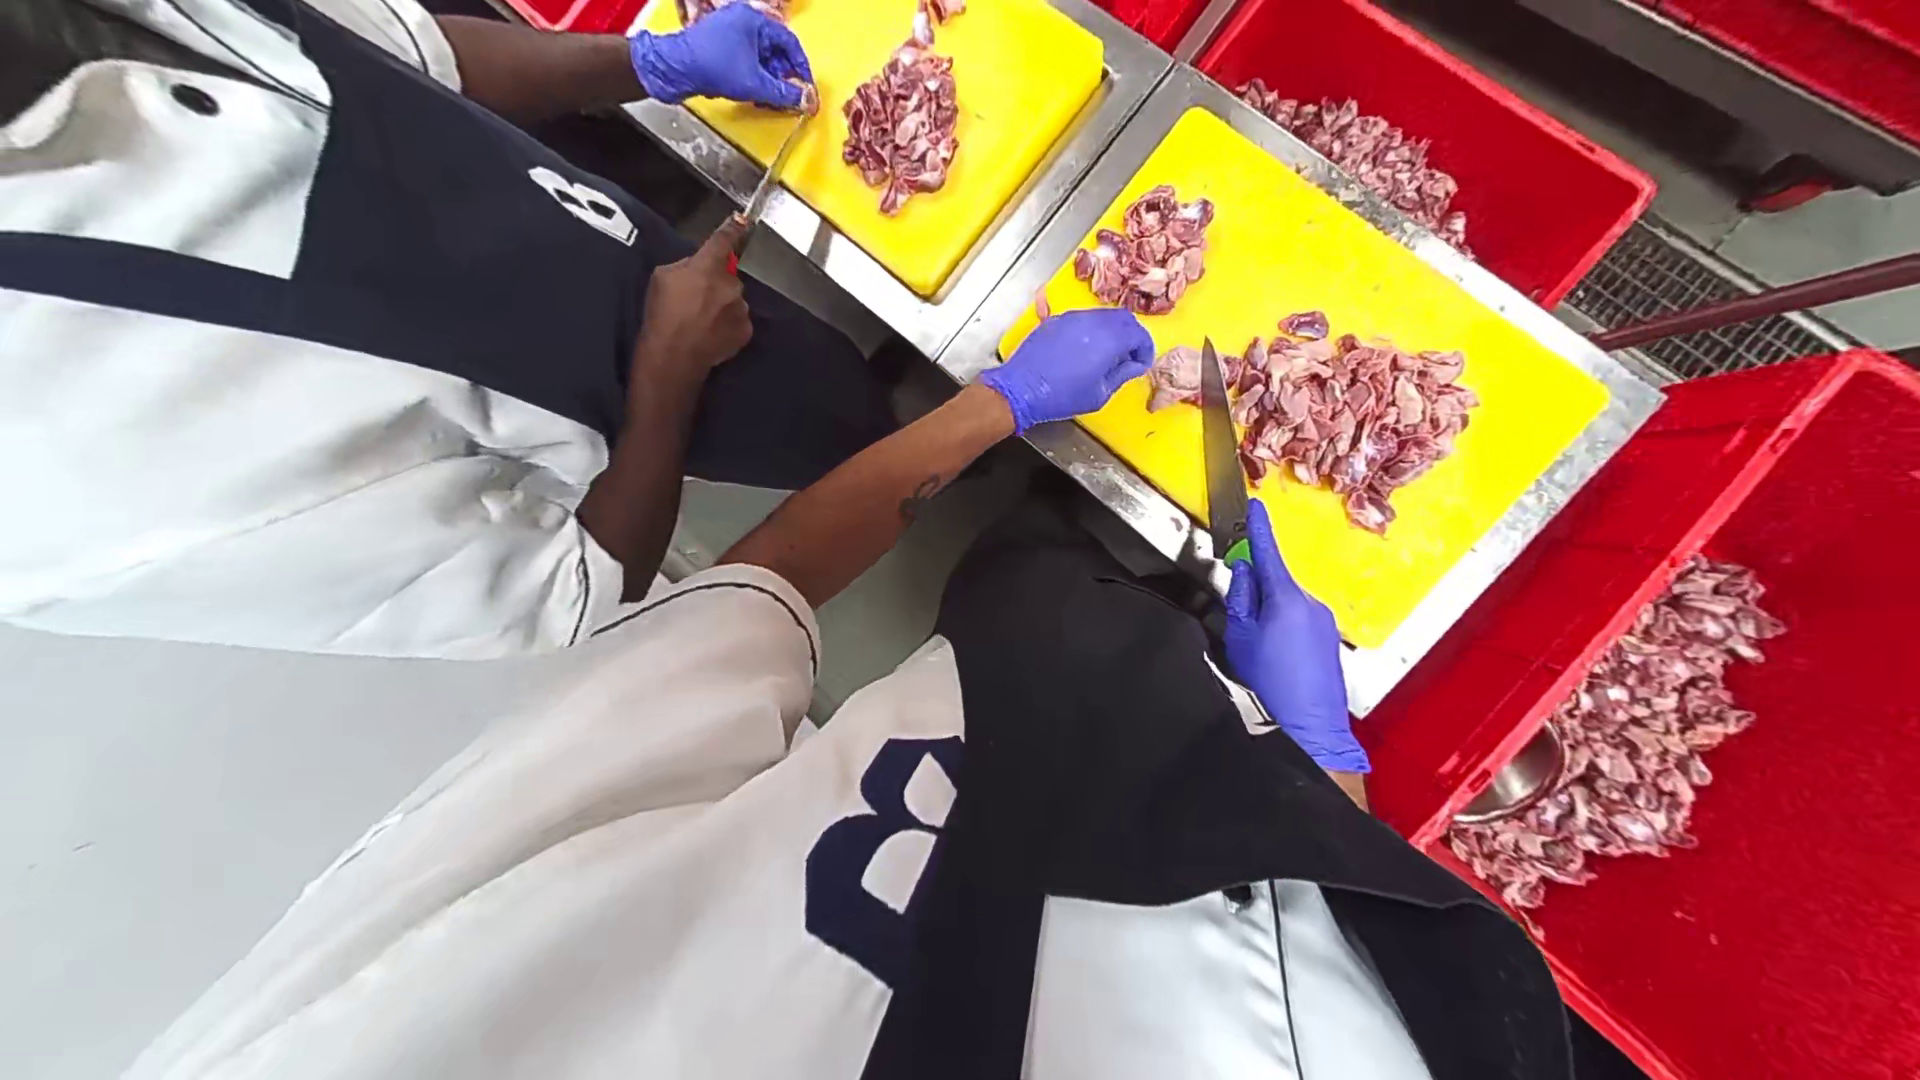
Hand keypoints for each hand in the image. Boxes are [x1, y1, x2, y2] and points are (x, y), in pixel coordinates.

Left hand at [628, 5, 811, 108]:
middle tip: (792, 98)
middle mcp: (744, 21)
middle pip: (777, 52)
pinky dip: (758, 80)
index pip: (790, 42)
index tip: (806, 88)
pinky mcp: (725, 48)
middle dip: (786, 77)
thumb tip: (807, 101)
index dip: (802, 68)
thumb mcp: (756, 83)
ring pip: (764, 60)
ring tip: (773, 100)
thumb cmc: (714, 66)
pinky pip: (751, 63)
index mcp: (754, 19)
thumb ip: (785, 94)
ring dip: (772, 82)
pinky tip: (758, 95)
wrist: (678, 68)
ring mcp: (733, 33)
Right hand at [635, 216, 752, 380]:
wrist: (676, 353)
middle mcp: (732, 285)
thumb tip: (697, 267)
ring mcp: (742, 309)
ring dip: (724, 305)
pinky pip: (739, 321)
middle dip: (717, 284)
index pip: (723, 241)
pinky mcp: (746, 331)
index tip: (742, 219)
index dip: (732, 229)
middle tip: (698, 299)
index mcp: (708, 266)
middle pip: (728, 278)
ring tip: (704, 320)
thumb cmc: (663, 313)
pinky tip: (713, 332)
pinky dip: (729, 324)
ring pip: (735, 300)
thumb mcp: (663, 277)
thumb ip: (686, 266)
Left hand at [978, 308, 1154, 433]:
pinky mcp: (1057, 320)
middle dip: (1131, 337)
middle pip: (1124, 319)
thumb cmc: (1061, 396)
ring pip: (1103, 316)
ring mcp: (1073, 317)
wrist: (1021, 389)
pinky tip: (1086, 349)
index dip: (1145, 350)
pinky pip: (1083, 319)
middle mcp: (1093, 321)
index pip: (1139, 334)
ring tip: (1106, 355)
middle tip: (1128, 357)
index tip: (1140, 364)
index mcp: (1110, 339)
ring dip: (1111, 332)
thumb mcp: (1100, 394)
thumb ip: (1122, 375)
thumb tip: (1134, 366)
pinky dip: (1092, 330)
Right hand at [1223, 500, 1367, 772]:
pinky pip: (1299, 617)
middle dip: (1255, 588)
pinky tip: (1271, 651)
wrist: (1310, 723)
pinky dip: (1281, 623)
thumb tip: (1243, 569)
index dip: (1259, 527)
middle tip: (1237, 615)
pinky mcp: (1328, 637)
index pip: (1269, 553)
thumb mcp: (1239, 635)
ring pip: (1286, 601)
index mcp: (1286, 598)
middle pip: (1276, 580)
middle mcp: (1311, 603)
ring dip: (1267, 610)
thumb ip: (1240, 596)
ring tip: (1254, 643)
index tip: (1255, 505)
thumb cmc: (1268, 679)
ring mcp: (1324, 620)